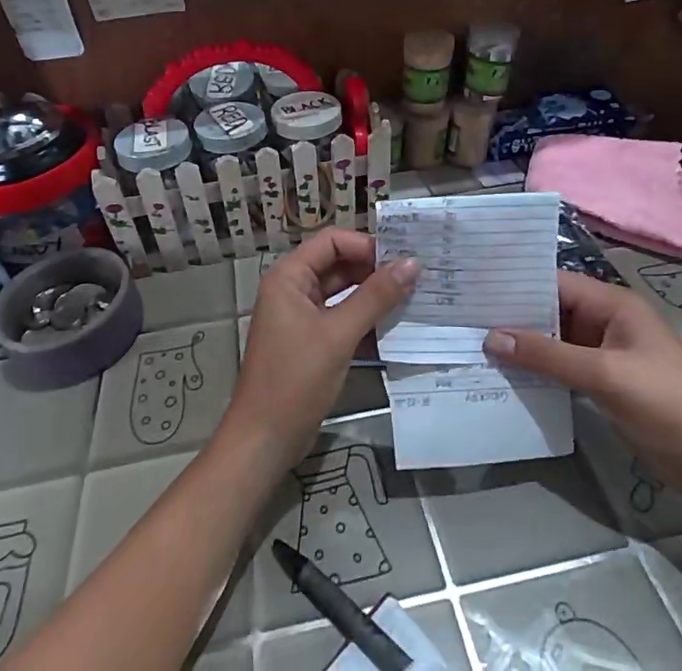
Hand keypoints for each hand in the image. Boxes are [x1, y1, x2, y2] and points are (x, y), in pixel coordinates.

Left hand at [223, 228, 417, 467]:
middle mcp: (293, 290)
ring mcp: (302, 317)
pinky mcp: (312, 341)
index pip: (332, 241)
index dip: (366, 245)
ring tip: (414, 298)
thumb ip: (376, 297)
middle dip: (376, 270)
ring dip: (374, 296)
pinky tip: (397, 326)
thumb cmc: (295, 380)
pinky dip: (367, 319)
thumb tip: (412, 264)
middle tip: (417, 277)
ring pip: (344, 292)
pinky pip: (343, 317)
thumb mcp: (339, 334)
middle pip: (339, 264)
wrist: (264, 440)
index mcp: (289, 278)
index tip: (402, 258)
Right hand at [484, 271, 681, 503]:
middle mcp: (607, 323)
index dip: (517, 286)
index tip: (474, 292)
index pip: (557, 283)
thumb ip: (548, 356)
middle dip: (513, 317)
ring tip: (473, 347)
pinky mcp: (604, 384)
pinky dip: (539, 372)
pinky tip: (506, 378)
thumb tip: (492, 337)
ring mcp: (606, 354)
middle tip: (463, 321)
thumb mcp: (605, 375)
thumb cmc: (667, 404)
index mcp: (613, 305)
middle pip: (553, 311)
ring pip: (555, 342)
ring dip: (523, 347)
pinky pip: (563, 369)